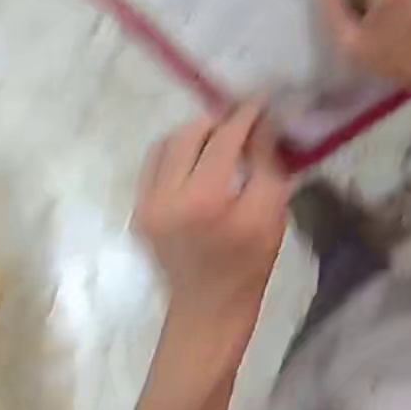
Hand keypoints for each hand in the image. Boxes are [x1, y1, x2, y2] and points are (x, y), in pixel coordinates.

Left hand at [134, 103, 290, 323]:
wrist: (209, 310)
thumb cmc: (249, 260)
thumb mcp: (271, 207)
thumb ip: (266, 158)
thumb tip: (262, 121)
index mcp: (203, 198)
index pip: (223, 137)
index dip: (245, 114)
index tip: (261, 99)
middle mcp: (165, 196)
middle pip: (188, 134)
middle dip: (217, 120)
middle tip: (242, 120)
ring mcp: (145, 205)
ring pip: (166, 144)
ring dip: (194, 134)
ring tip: (220, 137)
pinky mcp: (139, 212)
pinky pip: (155, 165)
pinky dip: (177, 152)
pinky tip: (199, 159)